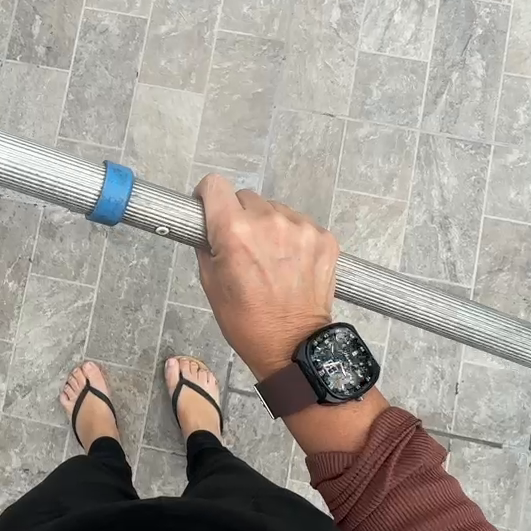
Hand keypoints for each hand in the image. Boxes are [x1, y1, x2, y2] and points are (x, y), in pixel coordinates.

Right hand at [193, 173, 337, 380]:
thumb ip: (206, 243)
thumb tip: (207, 224)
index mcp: (234, 231)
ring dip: (268, 226)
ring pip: (274, 210)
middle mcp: (269, 221)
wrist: (294, 345)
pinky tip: (291, 264)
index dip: (208, 196)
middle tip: (242, 247)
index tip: (210, 209)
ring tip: (270, 259)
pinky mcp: (324, 237)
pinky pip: (299, 224)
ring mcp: (301, 228)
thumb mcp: (209, 282)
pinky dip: (292, 238)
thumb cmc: (245, 319)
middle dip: (239, 216)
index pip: (215, 185)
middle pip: (246, 197)